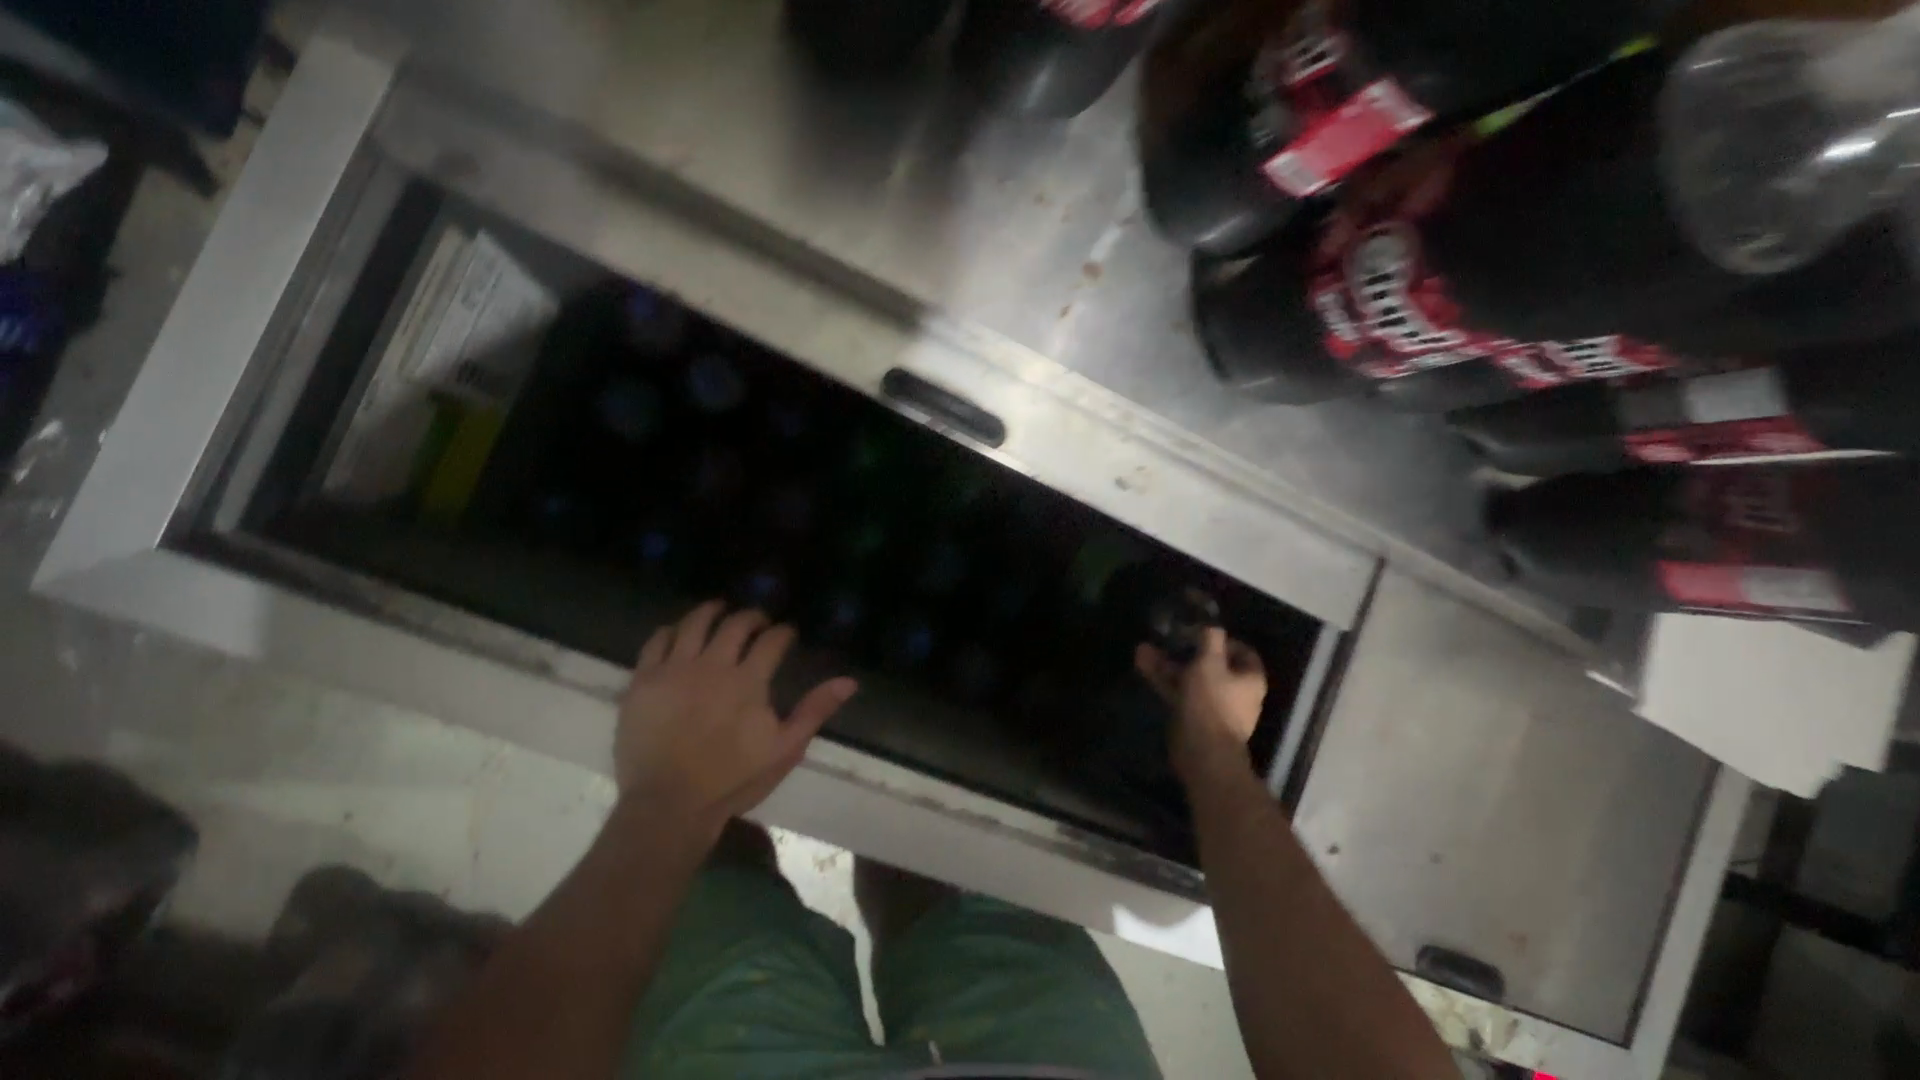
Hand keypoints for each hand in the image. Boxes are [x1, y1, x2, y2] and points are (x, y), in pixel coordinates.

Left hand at [616, 601, 857, 836]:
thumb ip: (814, 711)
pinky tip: (678, 633)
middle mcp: (712, 665)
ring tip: (719, 610)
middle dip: (752, 617)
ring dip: (711, 611)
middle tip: (758, 621)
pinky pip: (657, 641)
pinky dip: (671, 630)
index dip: (784, 632)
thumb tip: (848, 681)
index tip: (788, 633)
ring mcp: (674, 670)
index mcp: (748, 681)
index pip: (772, 641)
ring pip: (694, 623)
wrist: (669, 804)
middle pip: (734, 624)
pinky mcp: (643, 680)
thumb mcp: (784, 750)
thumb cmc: (732, 780)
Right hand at [1135, 627, 1266, 782]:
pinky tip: (1144, 667)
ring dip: (1169, 665)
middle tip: (1167, 639)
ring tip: (1144, 650)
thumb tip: (1211, 625)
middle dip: (1187, 651)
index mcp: (1250, 678)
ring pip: (1191, 679)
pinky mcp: (1194, 719)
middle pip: (1212, 665)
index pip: (1243, 652)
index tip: (1200, 631)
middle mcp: (1236, 692)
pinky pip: (1180, 694)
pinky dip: (1165, 682)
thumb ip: (1210, 639)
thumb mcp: (1210, 663)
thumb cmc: (1212, 702)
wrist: (1202, 752)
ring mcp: (1213, 707)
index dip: (1223, 640)